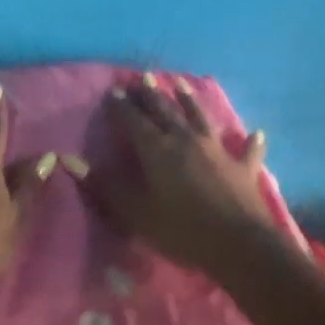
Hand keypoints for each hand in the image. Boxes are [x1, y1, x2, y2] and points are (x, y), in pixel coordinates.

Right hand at [77, 74, 273, 270]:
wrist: (241, 246)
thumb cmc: (181, 230)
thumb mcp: (134, 211)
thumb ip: (103, 184)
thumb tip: (68, 158)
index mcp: (156, 148)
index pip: (134, 119)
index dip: (122, 105)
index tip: (115, 90)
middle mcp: (184, 140)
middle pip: (164, 111)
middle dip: (151, 94)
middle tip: (143, 77)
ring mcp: (216, 151)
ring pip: (199, 118)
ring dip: (189, 100)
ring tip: (180, 83)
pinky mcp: (243, 168)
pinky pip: (246, 151)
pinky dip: (251, 142)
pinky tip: (257, 134)